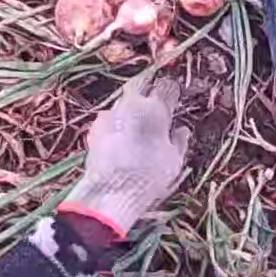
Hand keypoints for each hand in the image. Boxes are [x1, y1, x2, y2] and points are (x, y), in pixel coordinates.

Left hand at [59, 77, 190, 236]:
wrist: (111, 191)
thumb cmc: (149, 176)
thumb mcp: (173, 161)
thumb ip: (178, 142)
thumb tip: (181, 130)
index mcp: (156, 109)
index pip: (167, 87)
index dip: (171, 92)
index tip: (174, 99)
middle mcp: (131, 105)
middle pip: (139, 85)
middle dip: (146, 89)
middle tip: (153, 103)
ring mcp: (110, 114)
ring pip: (122, 101)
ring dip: (129, 108)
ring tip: (136, 125)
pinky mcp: (94, 128)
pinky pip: (108, 119)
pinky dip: (115, 123)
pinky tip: (118, 139)